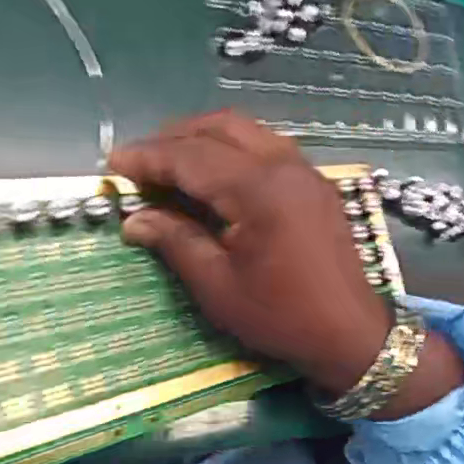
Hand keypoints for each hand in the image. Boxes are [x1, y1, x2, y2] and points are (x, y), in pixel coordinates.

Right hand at [112, 111, 463, 416]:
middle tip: (141, 164)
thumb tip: (134, 219)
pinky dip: (232, 151)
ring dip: (204, 140)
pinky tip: (214, 177)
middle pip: (219, 128)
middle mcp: (284, 165)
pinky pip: (266, 148)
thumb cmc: (280, 316)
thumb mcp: (218, 287)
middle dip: (173, 139)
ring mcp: (305, 171)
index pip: (191, 157)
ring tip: (171, 165)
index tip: (114, 165)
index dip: (148, 158)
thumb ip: (176, 242)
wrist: (349, 335)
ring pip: (246, 132)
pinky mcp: (315, 184)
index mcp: (259, 190)